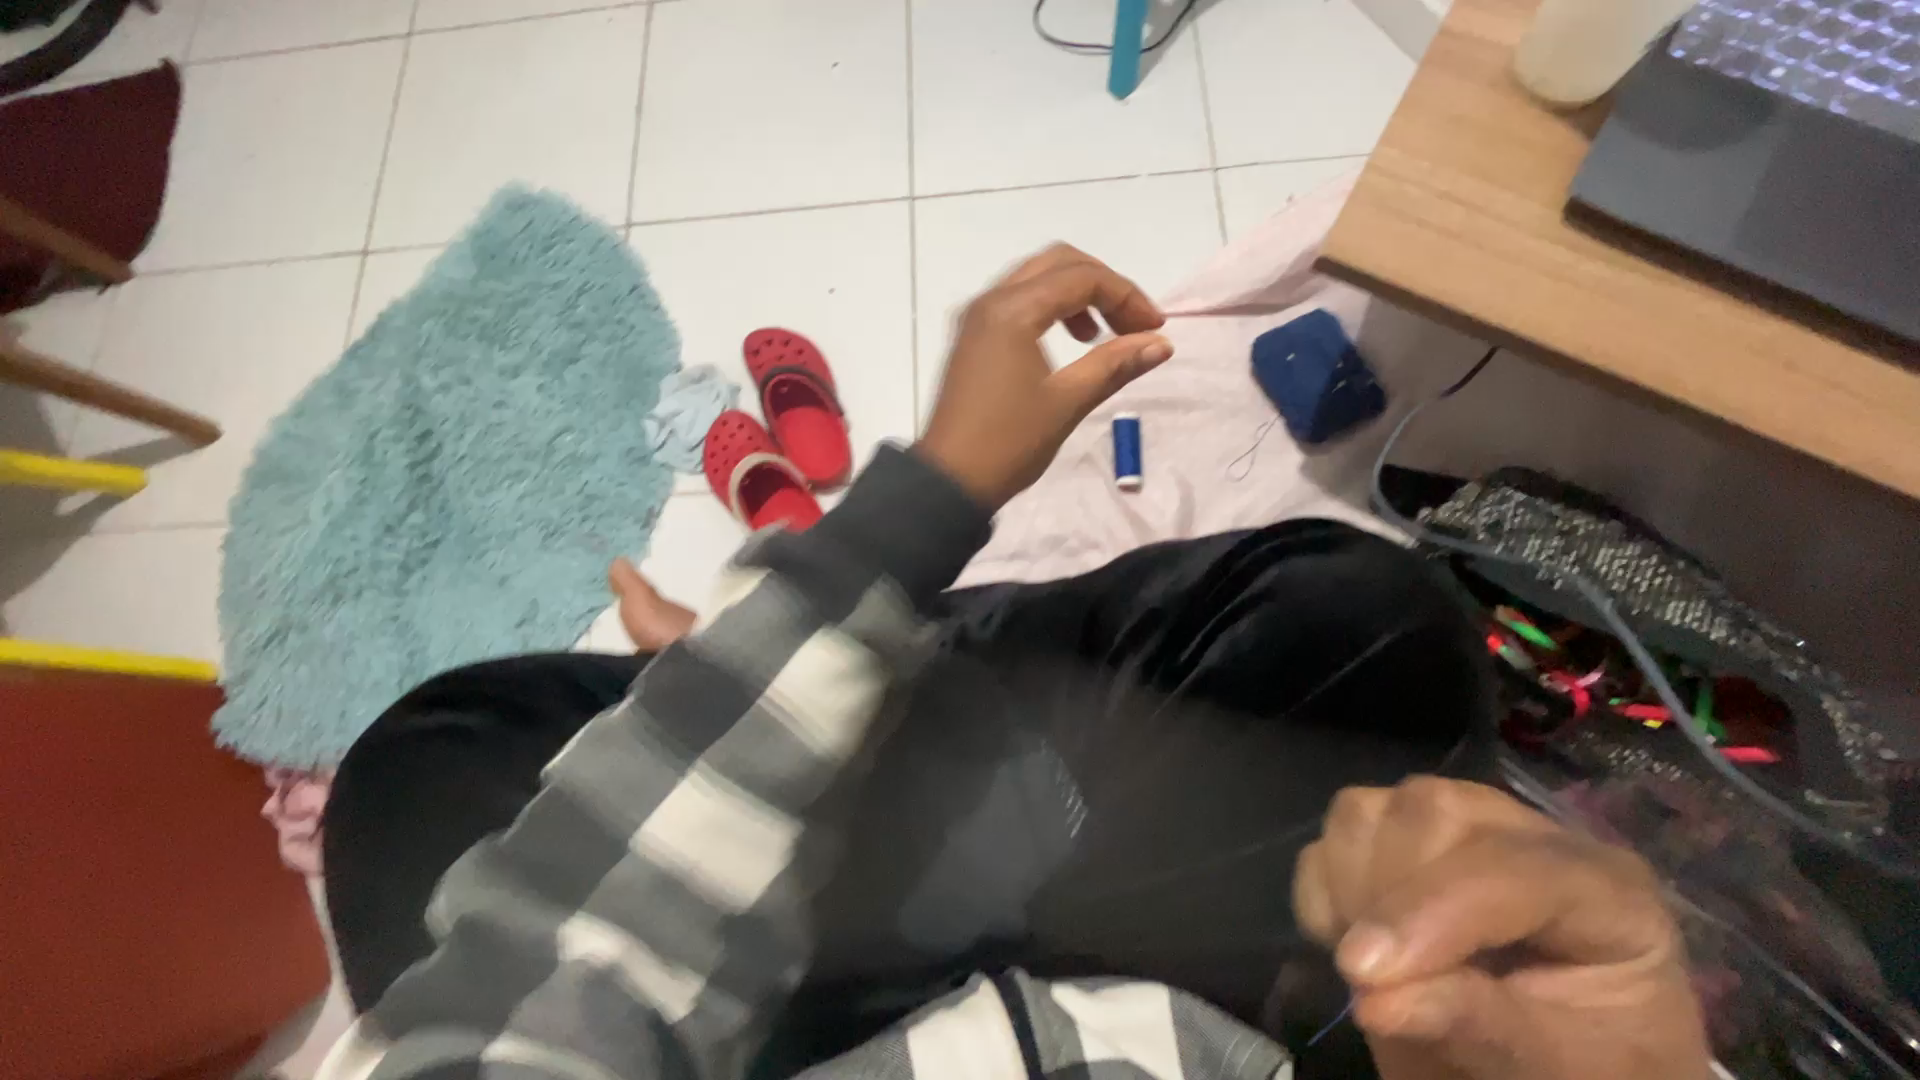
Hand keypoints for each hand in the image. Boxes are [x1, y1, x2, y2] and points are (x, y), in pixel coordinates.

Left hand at [915, 244, 1170, 510]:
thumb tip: (1161, 344)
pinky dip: (1050, 309)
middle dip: (1103, 286)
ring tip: (1101, 337)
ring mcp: (976, 318)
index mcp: (1011, 311)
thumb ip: (1114, 365)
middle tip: (1134, 325)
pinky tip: (1070, 343)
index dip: (1127, 296)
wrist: (950, 482)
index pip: (1082, 278)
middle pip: (1058, 264)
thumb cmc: (1008, 444)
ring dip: (1077, 296)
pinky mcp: (971, 339)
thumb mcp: (1067, 403)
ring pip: (1036, 280)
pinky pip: (1017, 302)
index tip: (1155, 329)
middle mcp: (990, 301)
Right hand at [1294, 778, 1712, 1079]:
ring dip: (1350, 890)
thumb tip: (1371, 1000)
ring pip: (1365, 812)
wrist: (1548, 1070)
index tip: (1364, 977)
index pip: (1510, 868)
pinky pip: (1327, 841)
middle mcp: (1520, 831)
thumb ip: (1477, 1027)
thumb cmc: (1582, 1071)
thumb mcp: (1556, 1069)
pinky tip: (1355, 943)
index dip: (1432, 913)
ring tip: (1377, 966)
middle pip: (1429, 814)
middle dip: (1390, 896)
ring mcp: (1449, 825)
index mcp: (1603, 887)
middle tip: (1375, 981)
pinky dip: (1322, 893)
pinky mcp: (1388, 837)